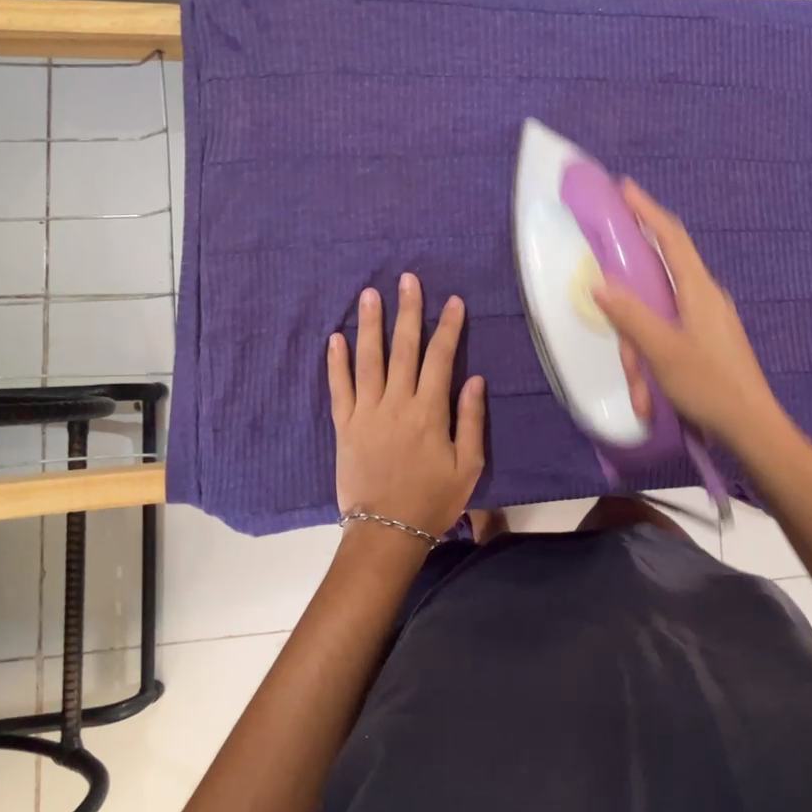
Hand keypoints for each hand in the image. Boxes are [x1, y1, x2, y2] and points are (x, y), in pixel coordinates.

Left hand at [327, 273, 485, 539]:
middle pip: (404, 349)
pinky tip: (336, 338)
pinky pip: (339, 388)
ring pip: (369, 360)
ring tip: (370, 294)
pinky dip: (337, 362)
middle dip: (408, 311)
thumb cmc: (434, 500)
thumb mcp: (468, 466)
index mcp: (429, 412)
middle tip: (408, 279)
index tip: (454, 302)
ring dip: (371, 325)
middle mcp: (397, 404)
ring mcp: (366, 413)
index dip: (448, 328)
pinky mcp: (344, 426)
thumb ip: (470, 420)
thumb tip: (475, 379)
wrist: (386, 531)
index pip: (441, 358)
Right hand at [591, 180, 787, 446]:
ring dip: (643, 361)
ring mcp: (708, 323)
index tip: (625, 188)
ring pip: (657, 325)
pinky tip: (653, 403)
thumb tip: (600, 282)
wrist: (752, 429)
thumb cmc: (709, 384)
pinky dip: (655, 369)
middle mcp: (705, 298)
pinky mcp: (707, 345)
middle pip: (654, 290)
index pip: (670, 236)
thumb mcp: (661, 350)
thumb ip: (630, 315)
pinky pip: (668, 344)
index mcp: (699, 289)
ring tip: (645, 399)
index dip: (647, 210)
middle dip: (632, 329)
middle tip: (630, 366)